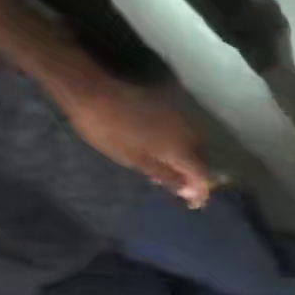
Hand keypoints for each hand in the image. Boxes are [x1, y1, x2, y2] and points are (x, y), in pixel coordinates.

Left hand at [50, 77, 217, 207]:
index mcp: (182, 151)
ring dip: (187, 161)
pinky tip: (164, 150)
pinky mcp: (173, 111)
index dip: (201, 193)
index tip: (193, 205)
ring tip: (168, 169)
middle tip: (176, 187)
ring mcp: (183, 121)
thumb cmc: (109, 130)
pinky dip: (180, 147)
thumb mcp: (135, 161)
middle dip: (193, 177)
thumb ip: (167, 177)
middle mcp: (191, 136)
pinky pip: (186, 135)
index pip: (202, 178)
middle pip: (202, 163)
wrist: (91, 90)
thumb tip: (188, 190)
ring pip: (196, 148)